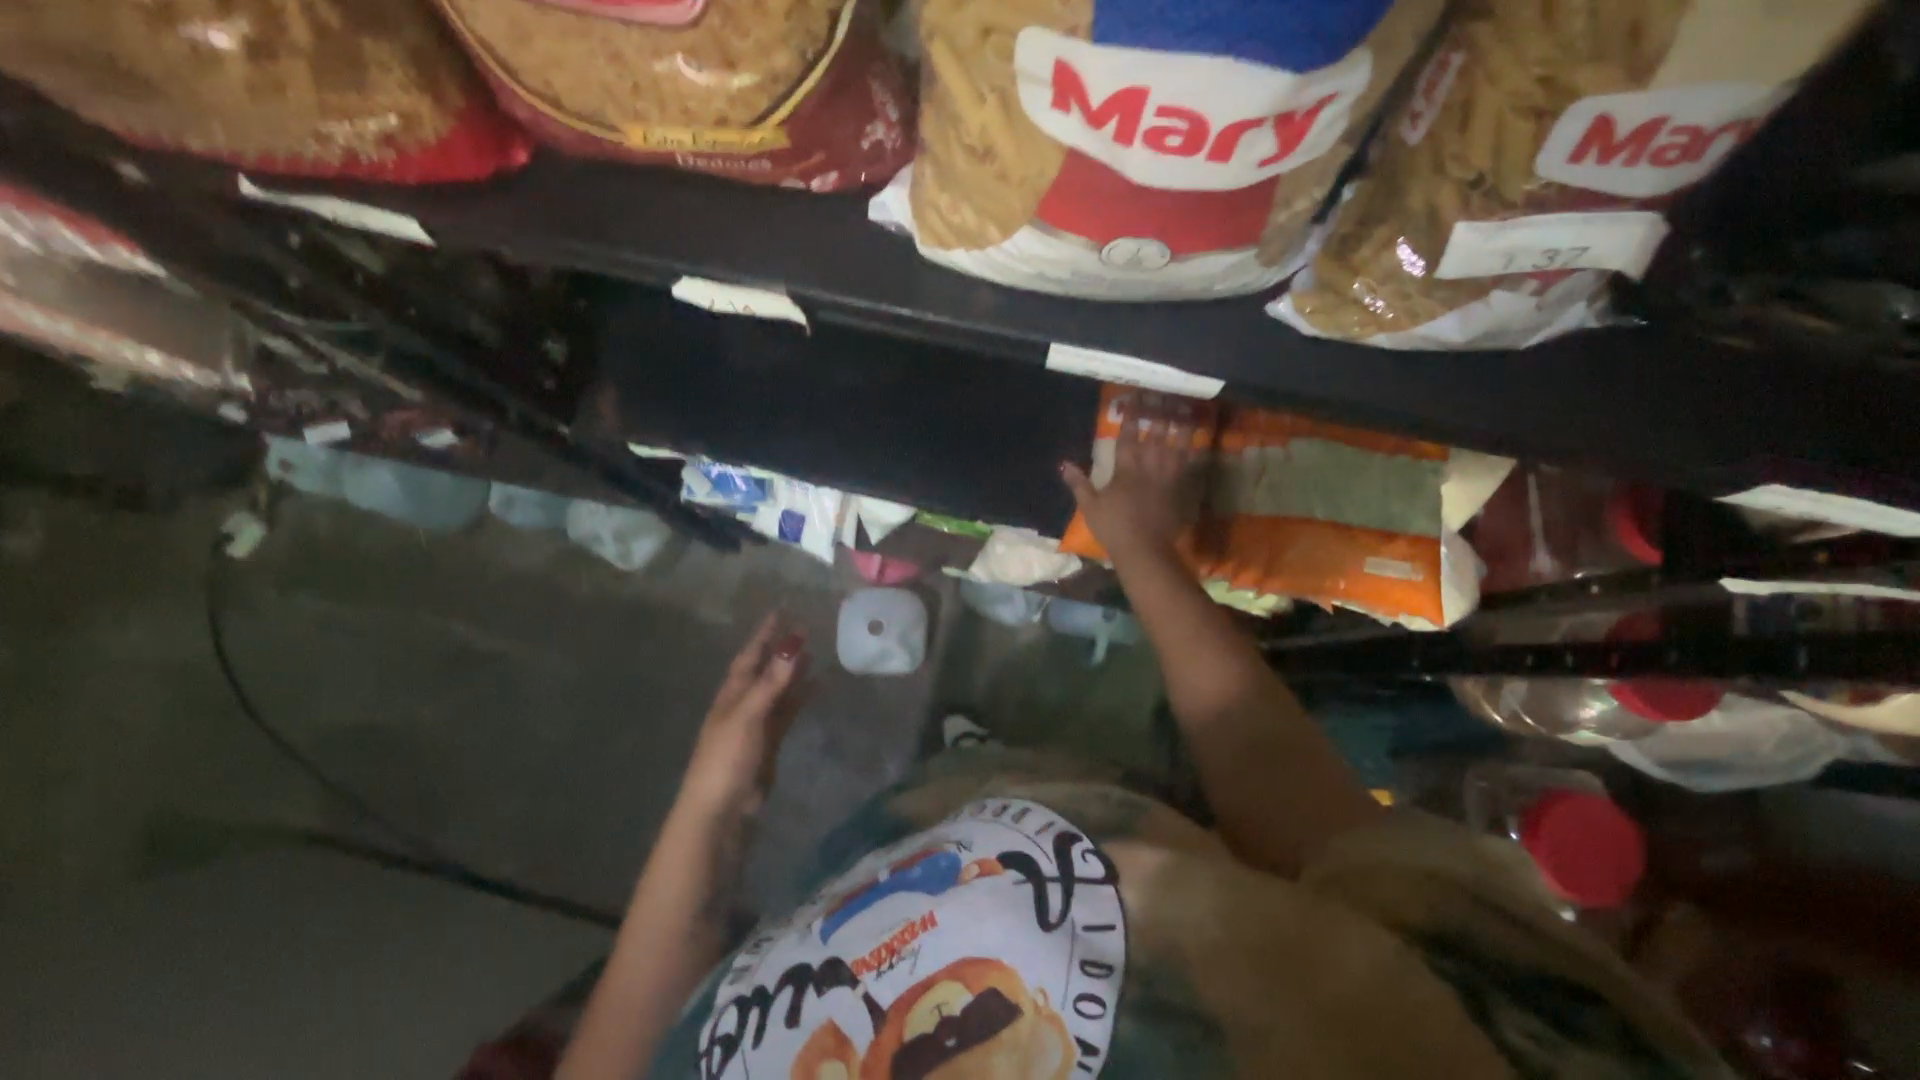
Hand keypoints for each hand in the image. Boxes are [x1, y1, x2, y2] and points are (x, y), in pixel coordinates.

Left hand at [680, 612, 809, 814]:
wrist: (721, 810)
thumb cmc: (727, 758)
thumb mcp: (749, 715)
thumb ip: (772, 682)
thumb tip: (793, 644)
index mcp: (731, 694)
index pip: (750, 655)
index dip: (764, 634)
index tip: (781, 611)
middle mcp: (742, 704)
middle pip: (764, 670)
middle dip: (781, 650)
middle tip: (805, 628)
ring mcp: (757, 725)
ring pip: (779, 690)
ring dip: (794, 673)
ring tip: (816, 653)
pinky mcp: (770, 744)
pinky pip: (788, 712)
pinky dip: (801, 698)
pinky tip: (818, 689)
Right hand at [1060, 405, 1203, 563]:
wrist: (1144, 549)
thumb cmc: (1113, 528)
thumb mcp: (1089, 506)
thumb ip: (1078, 483)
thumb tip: (1064, 464)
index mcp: (1125, 468)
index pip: (1127, 435)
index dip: (1130, 416)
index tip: (1133, 398)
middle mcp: (1149, 465)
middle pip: (1156, 433)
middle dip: (1158, 413)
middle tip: (1163, 396)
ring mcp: (1168, 476)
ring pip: (1178, 444)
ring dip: (1180, 426)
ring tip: (1184, 410)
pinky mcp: (1182, 489)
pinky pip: (1190, 465)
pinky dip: (1194, 452)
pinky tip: (1198, 441)